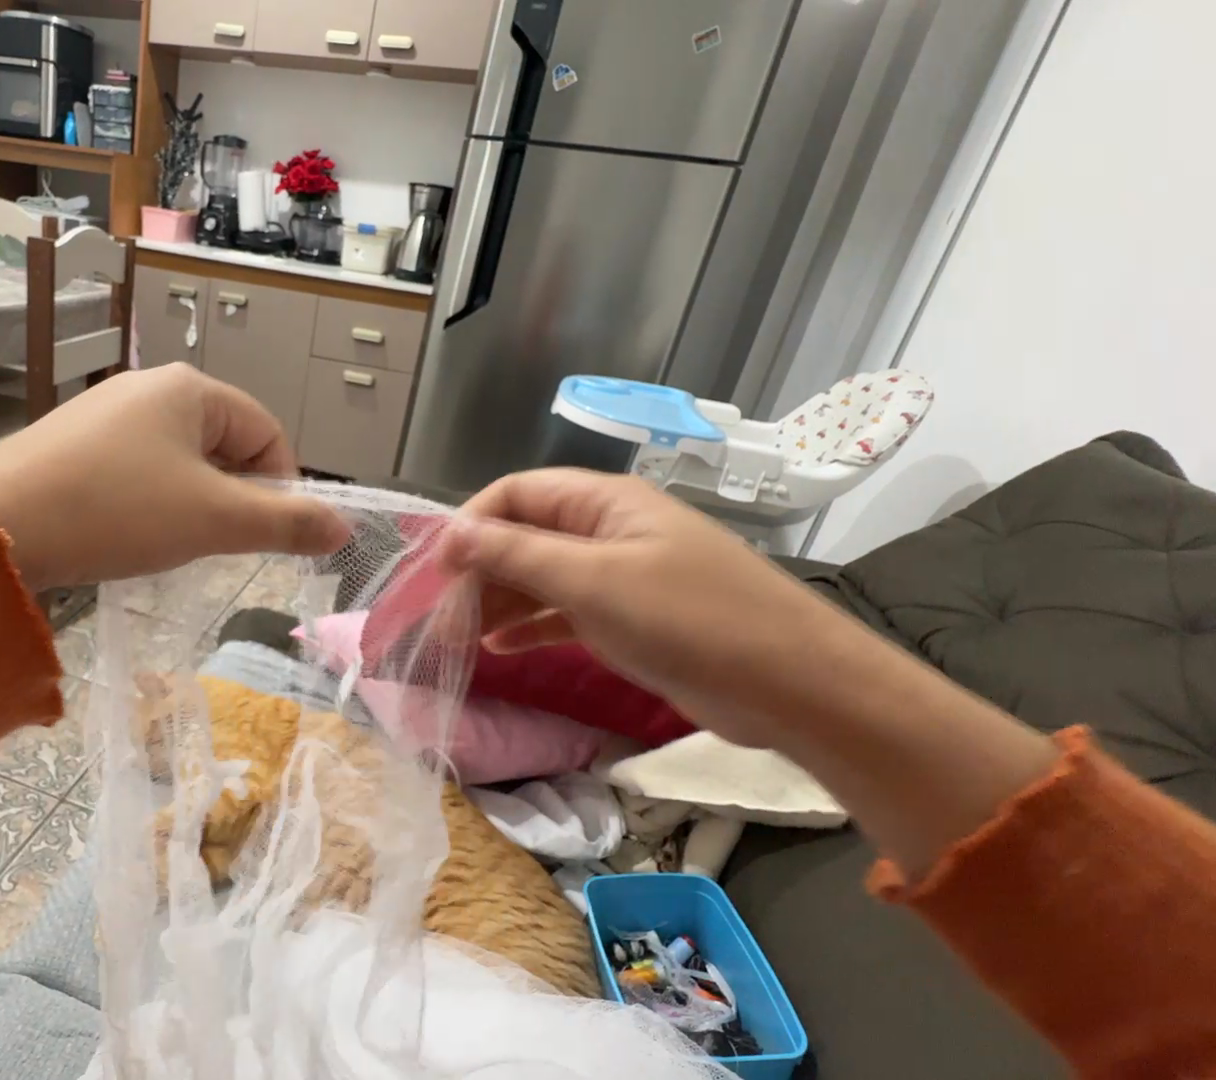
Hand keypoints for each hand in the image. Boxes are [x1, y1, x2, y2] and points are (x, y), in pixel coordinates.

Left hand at [0, 364, 349, 590]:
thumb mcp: (215, 521)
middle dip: (231, 497)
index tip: (263, 536)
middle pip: (224, 444)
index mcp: (190, 388)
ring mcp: (105, 412)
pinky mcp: (73, 442)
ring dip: (191, 503)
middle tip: (213, 543)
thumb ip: (286, 523)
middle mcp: (149, 387)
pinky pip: (137, 468)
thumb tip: (343, 528)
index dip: (279, 488)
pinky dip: (150, 501)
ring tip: (168, 541)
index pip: (266, 433)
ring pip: (179, 460)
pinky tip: (128, 531)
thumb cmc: (118, 511)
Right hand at [440, 468, 903, 750]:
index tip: (437, 572)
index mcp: (603, 502)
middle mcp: (607, 530)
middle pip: (523, 538)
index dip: (470, 525)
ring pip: (540, 578)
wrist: (795, 686)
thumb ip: (517, 555)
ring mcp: (619, 576)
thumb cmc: (692, 619)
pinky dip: (529, 627)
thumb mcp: (595, 582)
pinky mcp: (628, 619)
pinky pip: (563, 613)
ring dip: (498, 603)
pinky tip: (498, 648)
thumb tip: (452, 532)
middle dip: (479, 573)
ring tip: (459, 640)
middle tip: (444, 622)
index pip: (516, 495)